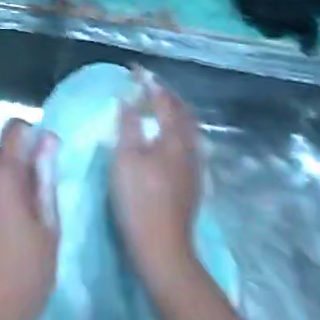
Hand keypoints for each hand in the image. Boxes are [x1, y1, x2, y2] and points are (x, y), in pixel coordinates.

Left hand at [0, 118, 58, 319]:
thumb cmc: (24, 270)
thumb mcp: (48, 223)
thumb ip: (45, 177)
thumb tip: (48, 139)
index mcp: (0, 172)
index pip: (16, 128)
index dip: (36, 136)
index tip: (52, 160)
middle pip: (7, 150)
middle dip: (28, 163)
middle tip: (49, 196)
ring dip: (17, 181)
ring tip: (36, 215)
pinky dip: (5, 195)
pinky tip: (18, 225)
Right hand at [111, 68, 203, 282]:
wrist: (162, 250)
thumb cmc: (138, 199)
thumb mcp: (125, 158)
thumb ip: (128, 125)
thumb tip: (129, 97)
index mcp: (173, 137)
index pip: (163, 100)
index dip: (149, 82)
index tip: (135, 70)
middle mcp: (189, 148)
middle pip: (182, 112)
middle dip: (166, 95)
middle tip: (147, 85)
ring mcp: (194, 168)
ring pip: (188, 129)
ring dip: (173, 113)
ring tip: (156, 108)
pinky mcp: (192, 184)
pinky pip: (187, 144)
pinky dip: (176, 131)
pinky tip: (165, 140)